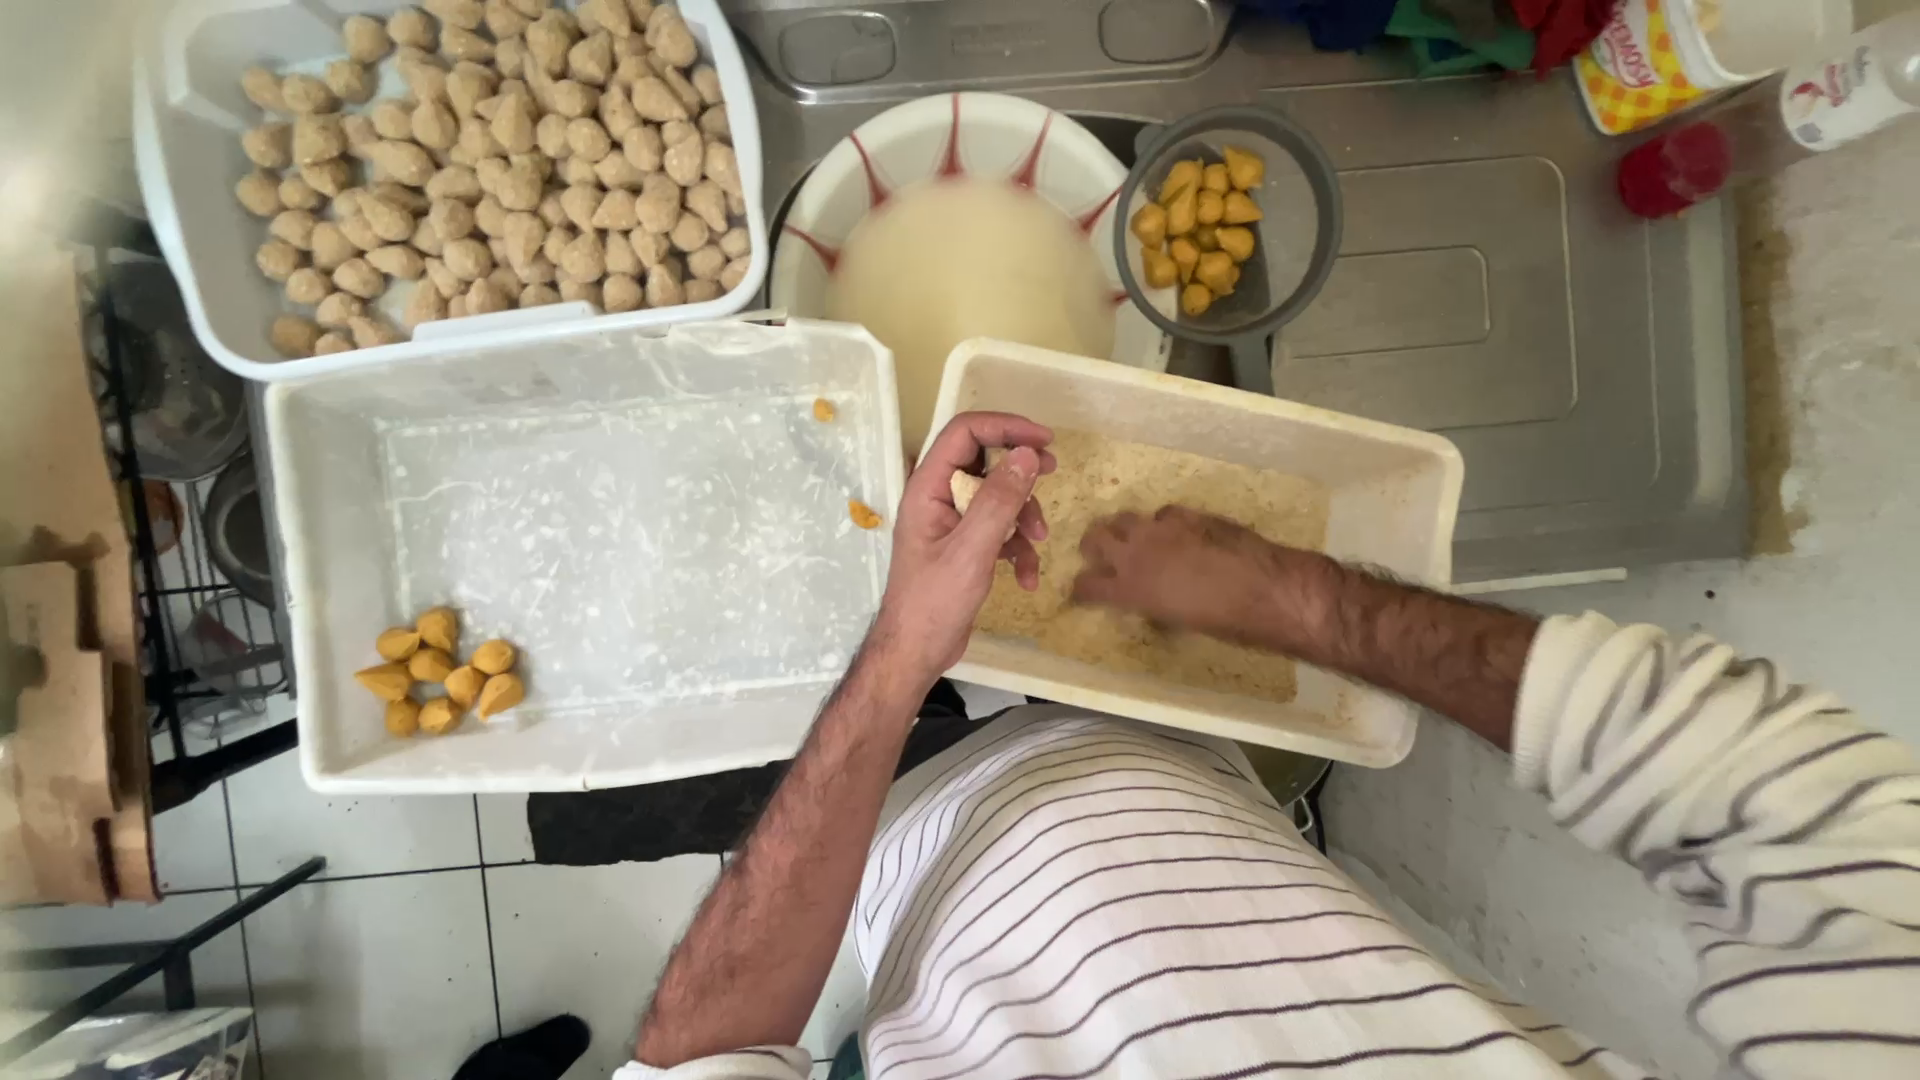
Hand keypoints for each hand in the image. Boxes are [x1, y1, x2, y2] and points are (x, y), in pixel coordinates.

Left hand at [871, 412, 1055, 681]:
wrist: (916, 652)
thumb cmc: (934, 602)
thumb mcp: (971, 550)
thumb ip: (998, 500)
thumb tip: (1026, 454)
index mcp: (928, 488)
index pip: (965, 433)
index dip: (1005, 426)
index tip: (1043, 439)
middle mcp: (938, 498)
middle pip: (985, 461)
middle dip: (1020, 470)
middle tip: (1052, 470)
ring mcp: (952, 524)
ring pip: (997, 498)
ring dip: (1024, 516)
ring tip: (1039, 541)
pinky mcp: (966, 547)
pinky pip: (999, 531)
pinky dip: (1017, 549)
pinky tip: (1027, 578)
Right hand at [1072, 505, 1329, 647]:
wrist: (1265, 589)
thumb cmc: (1224, 622)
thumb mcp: (1176, 622)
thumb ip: (1152, 606)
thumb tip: (1149, 601)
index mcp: (1129, 590)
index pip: (1086, 586)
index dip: (1080, 590)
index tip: (1082, 592)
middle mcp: (1135, 554)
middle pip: (1095, 538)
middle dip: (1093, 546)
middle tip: (1099, 553)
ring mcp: (1160, 529)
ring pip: (1124, 518)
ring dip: (1123, 528)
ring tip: (1133, 538)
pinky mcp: (1186, 515)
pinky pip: (1163, 514)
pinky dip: (1163, 523)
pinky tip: (1177, 533)